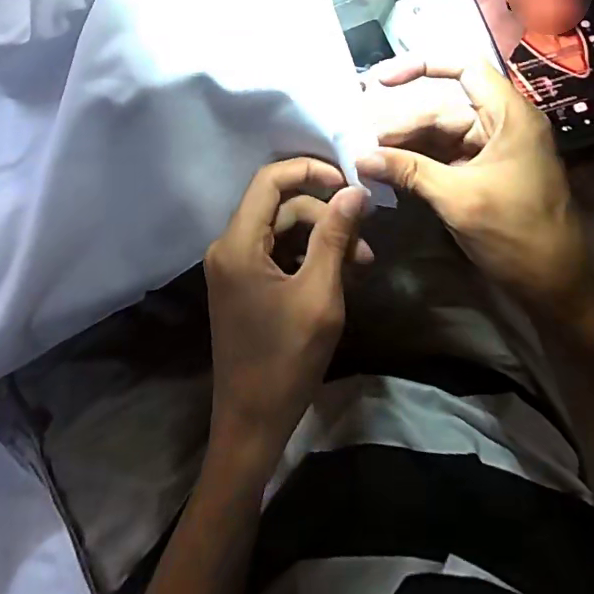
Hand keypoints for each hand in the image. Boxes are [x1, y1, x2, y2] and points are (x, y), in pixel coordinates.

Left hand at [205, 158, 370, 456]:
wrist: (251, 423)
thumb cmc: (286, 359)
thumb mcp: (319, 294)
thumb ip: (334, 236)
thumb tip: (354, 191)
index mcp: (237, 243)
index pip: (269, 180)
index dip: (309, 170)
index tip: (347, 182)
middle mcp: (227, 247)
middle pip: (280, 207)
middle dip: (325, 217)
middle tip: (365, 245)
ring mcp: (232, 267)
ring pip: (281, 231)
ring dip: (320, 239)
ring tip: (360, 266)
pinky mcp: (241, 285)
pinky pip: (275, 254)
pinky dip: (306, 257)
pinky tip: (337, 276)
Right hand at [357, 58, 593, 334]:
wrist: (554, 285)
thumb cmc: (516, 233)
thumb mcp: (457, 198)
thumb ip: (409, 171)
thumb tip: (360, 157)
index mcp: (510, 117)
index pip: (466, 69)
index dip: (423, 66)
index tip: (383, 80)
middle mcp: (503, 125)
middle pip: (444, 109)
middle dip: (403, 124)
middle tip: (364, 141)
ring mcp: (494, 151)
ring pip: (441, 135)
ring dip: (407, 147)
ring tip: (370, 158)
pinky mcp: (485, 174)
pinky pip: (446, 158)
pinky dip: (419, 164)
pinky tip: (390, 171)